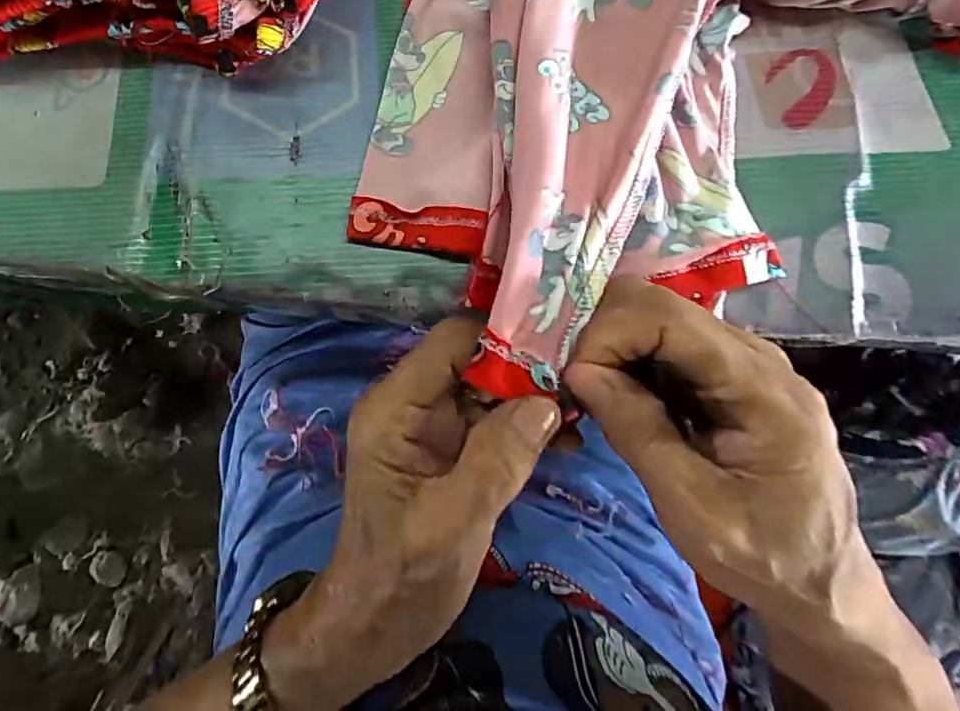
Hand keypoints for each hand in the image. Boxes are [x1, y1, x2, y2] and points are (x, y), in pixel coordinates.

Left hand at [265, 317, 559, 708]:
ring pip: (484, 390)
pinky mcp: (446, 450)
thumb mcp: (455, 520)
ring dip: (531, 398)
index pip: (449, 342)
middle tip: (584, 378)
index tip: (559, 344)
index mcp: (395, 406)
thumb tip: (547, 402)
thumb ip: (498, 459)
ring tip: (585, 411)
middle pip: (471, 361)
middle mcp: (409, 404)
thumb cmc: (404, 575)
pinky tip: (566, 440)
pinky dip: (523, 427)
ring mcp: (428, 426)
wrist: (374, 623)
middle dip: (525, 367)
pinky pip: (488, 423)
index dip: (502, 335)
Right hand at [562, 280, 869, 629]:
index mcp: (764, 390)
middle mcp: (757, 358)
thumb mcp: (693, 510)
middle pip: (658, 304)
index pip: (668, 317)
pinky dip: (625, 356)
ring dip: (609, 343)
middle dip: (601, 333)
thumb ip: (638, 433)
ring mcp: (742, 360)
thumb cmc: (764, 559)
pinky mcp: (724, 371)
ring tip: (587, 388)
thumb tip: (578, 371)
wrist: (821, 587)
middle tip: (572, 380)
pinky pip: (662, 340)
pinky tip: (614, 392)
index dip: (607, 333)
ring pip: (654, 315)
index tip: (574, 378)